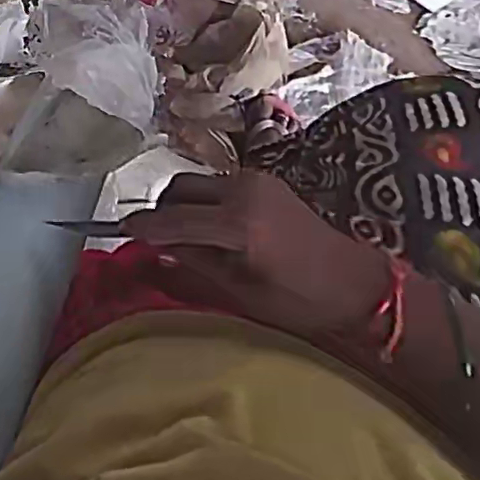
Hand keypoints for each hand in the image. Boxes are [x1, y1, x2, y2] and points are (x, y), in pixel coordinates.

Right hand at [122, 171, 391, 340]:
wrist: (359, 282)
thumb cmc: (302, 300)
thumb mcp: (242, 293)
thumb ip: (194, 265)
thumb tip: (156, 251)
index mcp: (240, 224)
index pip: (177, 220)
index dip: (145, 226)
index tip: (120, 230)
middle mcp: (243, 191)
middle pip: (180, 188)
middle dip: (162, 210)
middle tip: (155, 238)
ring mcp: (253, 179)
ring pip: (195, 182)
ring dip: (182, 204)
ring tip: (186, 235)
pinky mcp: (261, 178)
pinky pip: (216, 184)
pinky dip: (202, 200)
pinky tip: (211, 226)